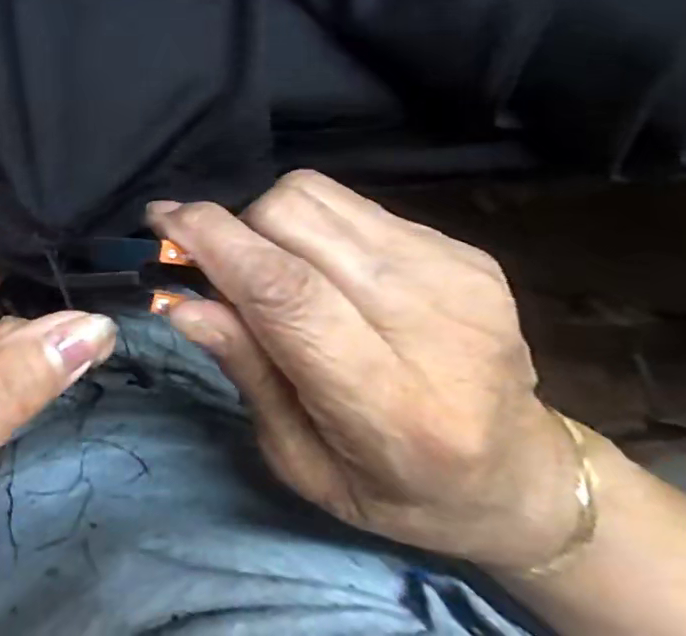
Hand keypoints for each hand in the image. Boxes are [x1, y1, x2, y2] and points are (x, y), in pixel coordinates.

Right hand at [148, 170, 579, 570]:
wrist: (523, 474)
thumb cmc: (398, 489)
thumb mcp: (302, 461)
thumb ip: (246, 371)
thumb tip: (182, 300)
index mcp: (391, 405)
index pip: (286, 293)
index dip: (214, 243)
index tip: (162, 220)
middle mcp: (433, 325)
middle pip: (296, 221)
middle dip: (235, 227)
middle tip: (219, 264)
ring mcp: (457, 275)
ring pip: (317, 195)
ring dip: (270, 219)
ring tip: (273, 265)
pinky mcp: (465, 249)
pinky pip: (351, 203)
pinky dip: (313, 224)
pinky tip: (324, 266)